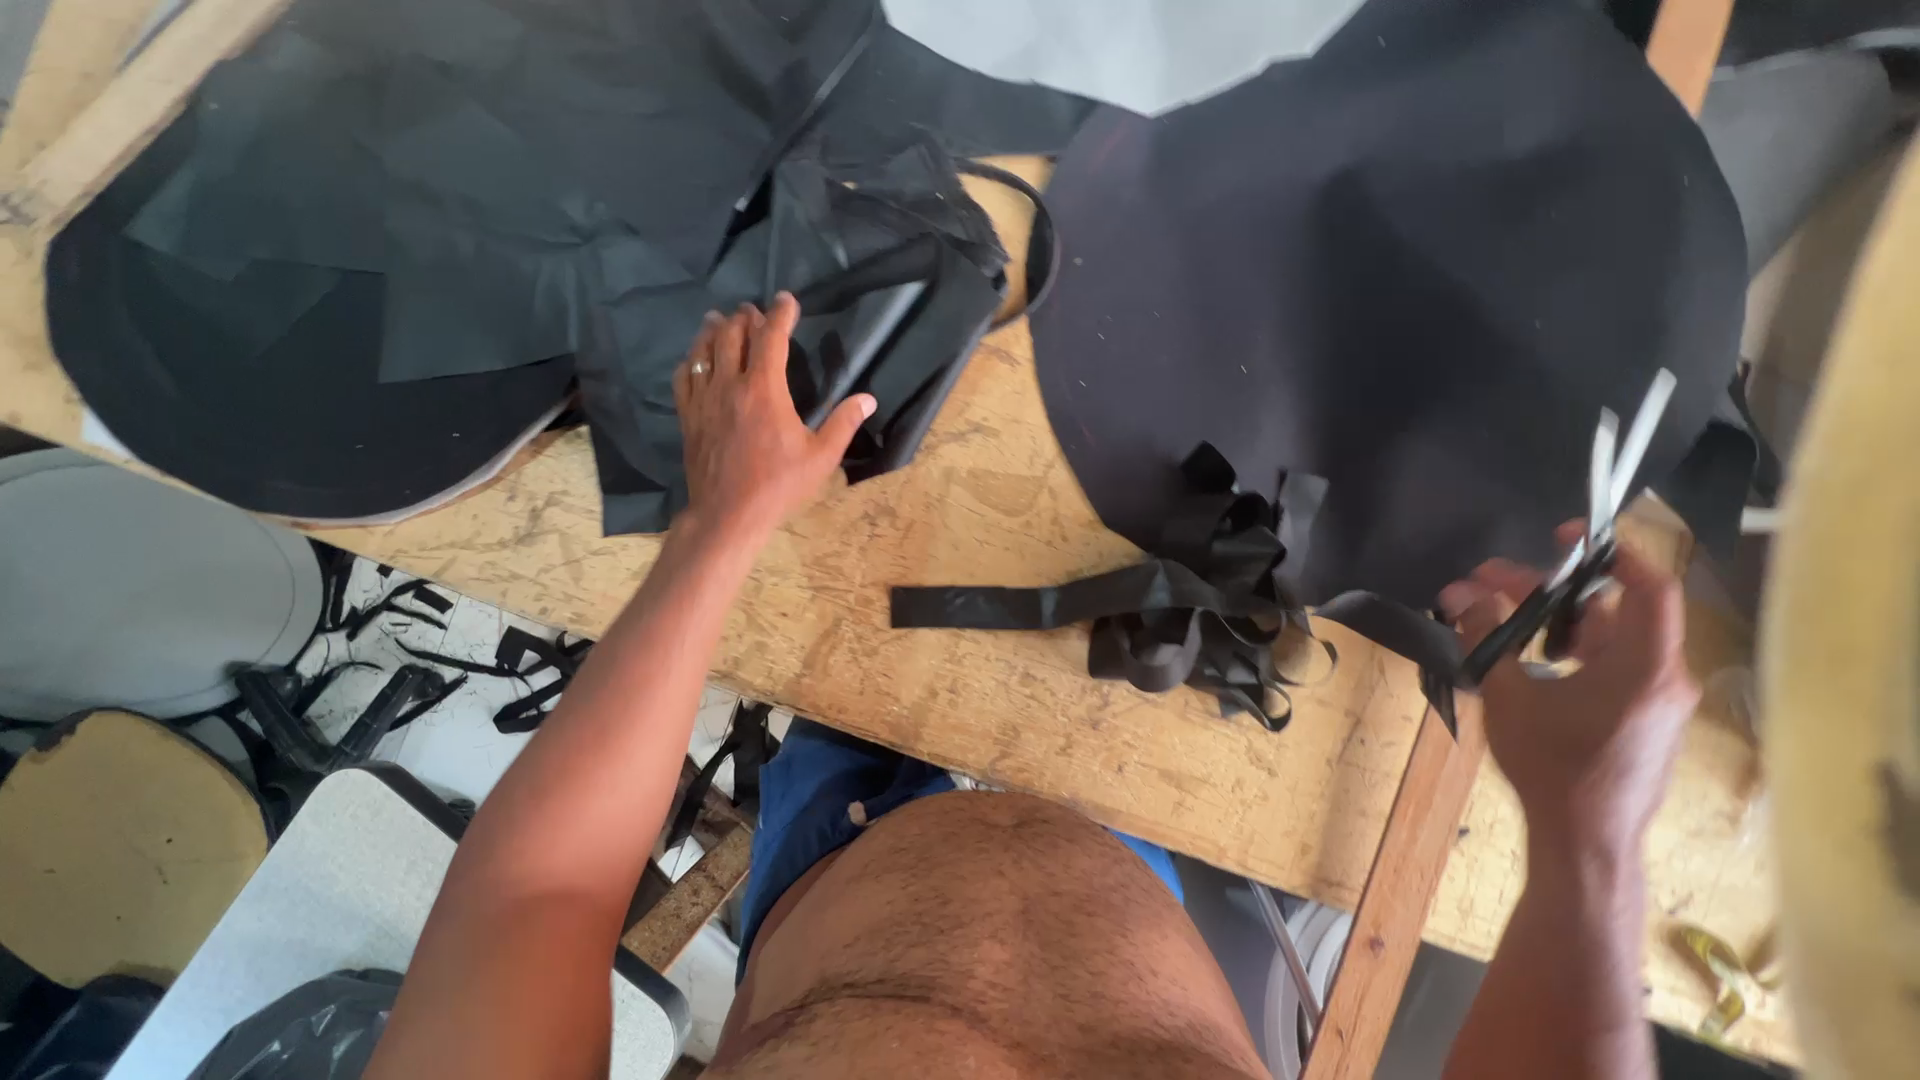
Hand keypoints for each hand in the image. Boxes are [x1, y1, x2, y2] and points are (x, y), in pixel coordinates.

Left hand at [673, 293, 874, 542]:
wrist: (727, 515)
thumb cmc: (778, 486)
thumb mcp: (820, 458)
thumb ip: (843, 424)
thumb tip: (868, 400)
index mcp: (765, 390)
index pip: (771, 338)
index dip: (780, 314)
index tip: (787, 300)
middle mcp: (730, 385)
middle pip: (732, 335)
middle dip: (745, 318)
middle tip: (753, 311)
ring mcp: (704, 400)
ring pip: (703, 351)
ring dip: (713, 330)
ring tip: (719, 319)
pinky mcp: (689, 416)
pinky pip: (684, 377)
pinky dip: (691, 360)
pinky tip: (694, 359)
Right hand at [1439, 523, 1698, 856]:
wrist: (1585, 839)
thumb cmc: (1551, 765)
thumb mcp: (1507, 695)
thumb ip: (1484, 636)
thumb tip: (1460, 593)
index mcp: (1645, 666)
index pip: (1648, 586)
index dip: (1610, 552)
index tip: (1562, 536)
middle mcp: (1664, 677)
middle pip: (1613, 611)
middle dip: (1549, 591)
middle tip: (1489, 583)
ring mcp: (1658, 701)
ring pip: (1610, 639)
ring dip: (1556, 621)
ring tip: (1502, 621)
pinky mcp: (1644, 719)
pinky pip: (1613, 666)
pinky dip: (1572, 650)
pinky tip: (1528, 662)